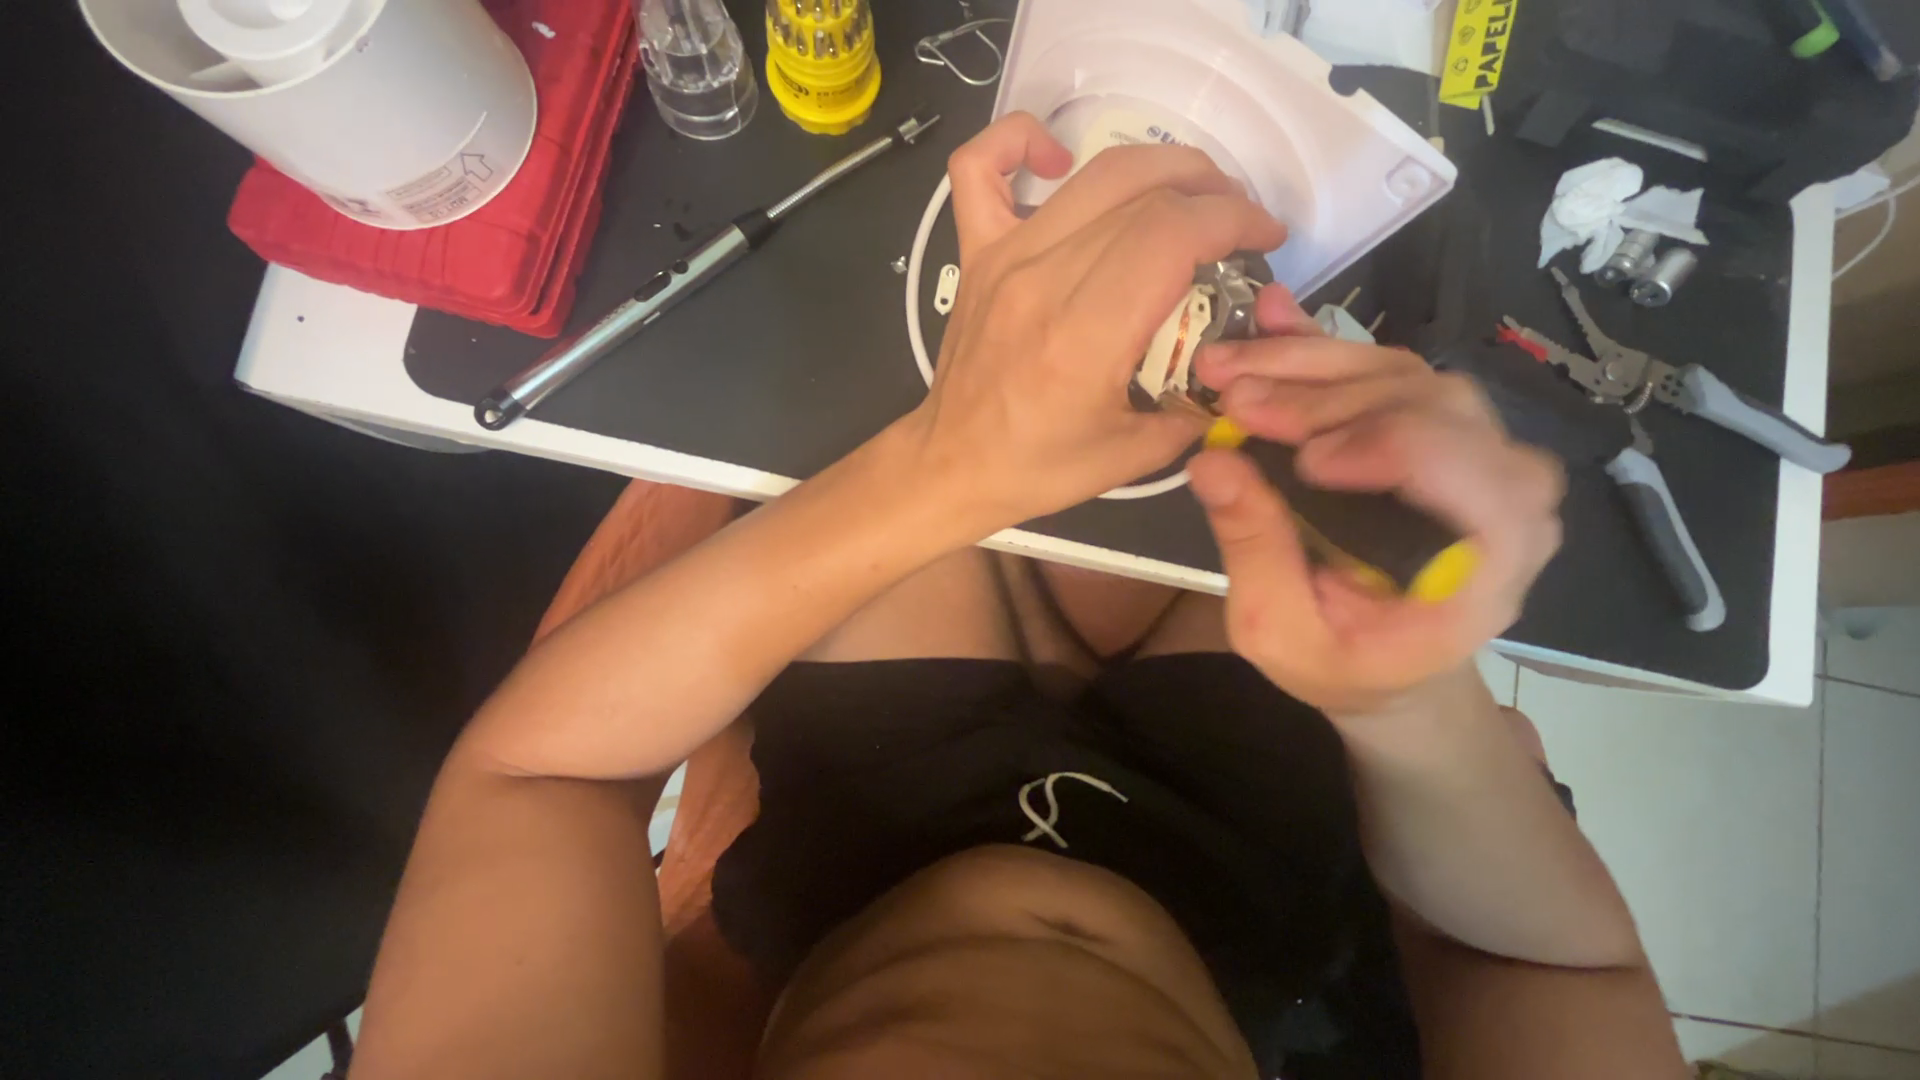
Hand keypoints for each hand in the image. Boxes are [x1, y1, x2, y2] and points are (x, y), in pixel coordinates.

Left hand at [903, 112, 1286, 529]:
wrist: (952, 465)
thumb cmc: (1036, 467)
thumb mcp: (1133, 457)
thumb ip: (1195, 409)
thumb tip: (1235, 366)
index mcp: (1085, 334)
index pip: (1173, 233)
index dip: (1235, 220)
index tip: (1264, 237)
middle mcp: (1044, 279)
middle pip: (1145, 194)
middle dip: (1212, 193)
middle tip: (1236, 221)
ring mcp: (1005, 258)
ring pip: (1094, 174)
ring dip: (1159, 164)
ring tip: (1189, 191)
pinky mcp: (977, 254)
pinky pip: (981, 168)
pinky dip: (1018, 140)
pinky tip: (1056, 158)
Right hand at [1187, 287, 1563, 718]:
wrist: (1390, 658)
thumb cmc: (1345, 661)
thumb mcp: (1283, 632)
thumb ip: (1257, 552)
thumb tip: (1211, 463)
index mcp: (1491, 550)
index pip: (1456, 464)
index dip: (1375, 442)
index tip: (1295, 458)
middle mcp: (1501, 480)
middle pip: (1418, 400)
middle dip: (1313, 395)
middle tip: (1227, 394)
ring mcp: (1474, 441)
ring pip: (1395, 370)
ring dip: (1301, 361)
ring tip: (1222, 367)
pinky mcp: (1435, 420)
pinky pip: (1381, 365)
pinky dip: (1318, 343)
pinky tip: (1268, 316)